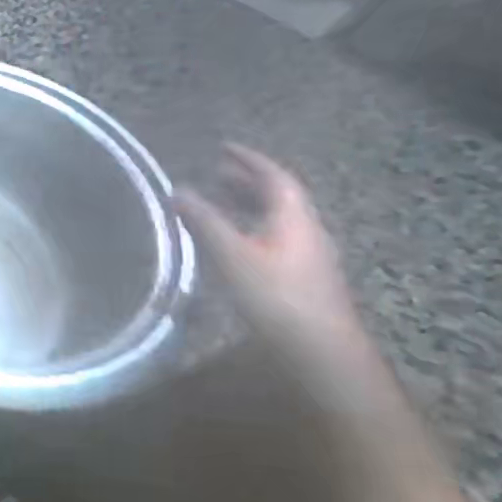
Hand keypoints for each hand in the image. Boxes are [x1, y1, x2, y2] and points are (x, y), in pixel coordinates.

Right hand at [176, 144, 365, 358]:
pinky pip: (275, 238)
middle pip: (279, 197)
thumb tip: (178, 191)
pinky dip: (251, 227)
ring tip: (220, 201)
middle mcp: (306, 232)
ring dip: (249, 205)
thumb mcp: (233, 256)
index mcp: (294, 219)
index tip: (225, 147)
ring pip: (277, 219)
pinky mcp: (304, 280)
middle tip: (216, 171)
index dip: (250, 160)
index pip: (275, 178)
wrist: (324, 354)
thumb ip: (204, 221)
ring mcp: (309, 257)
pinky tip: (233, 242)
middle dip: (247, 181)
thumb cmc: (278, 297)